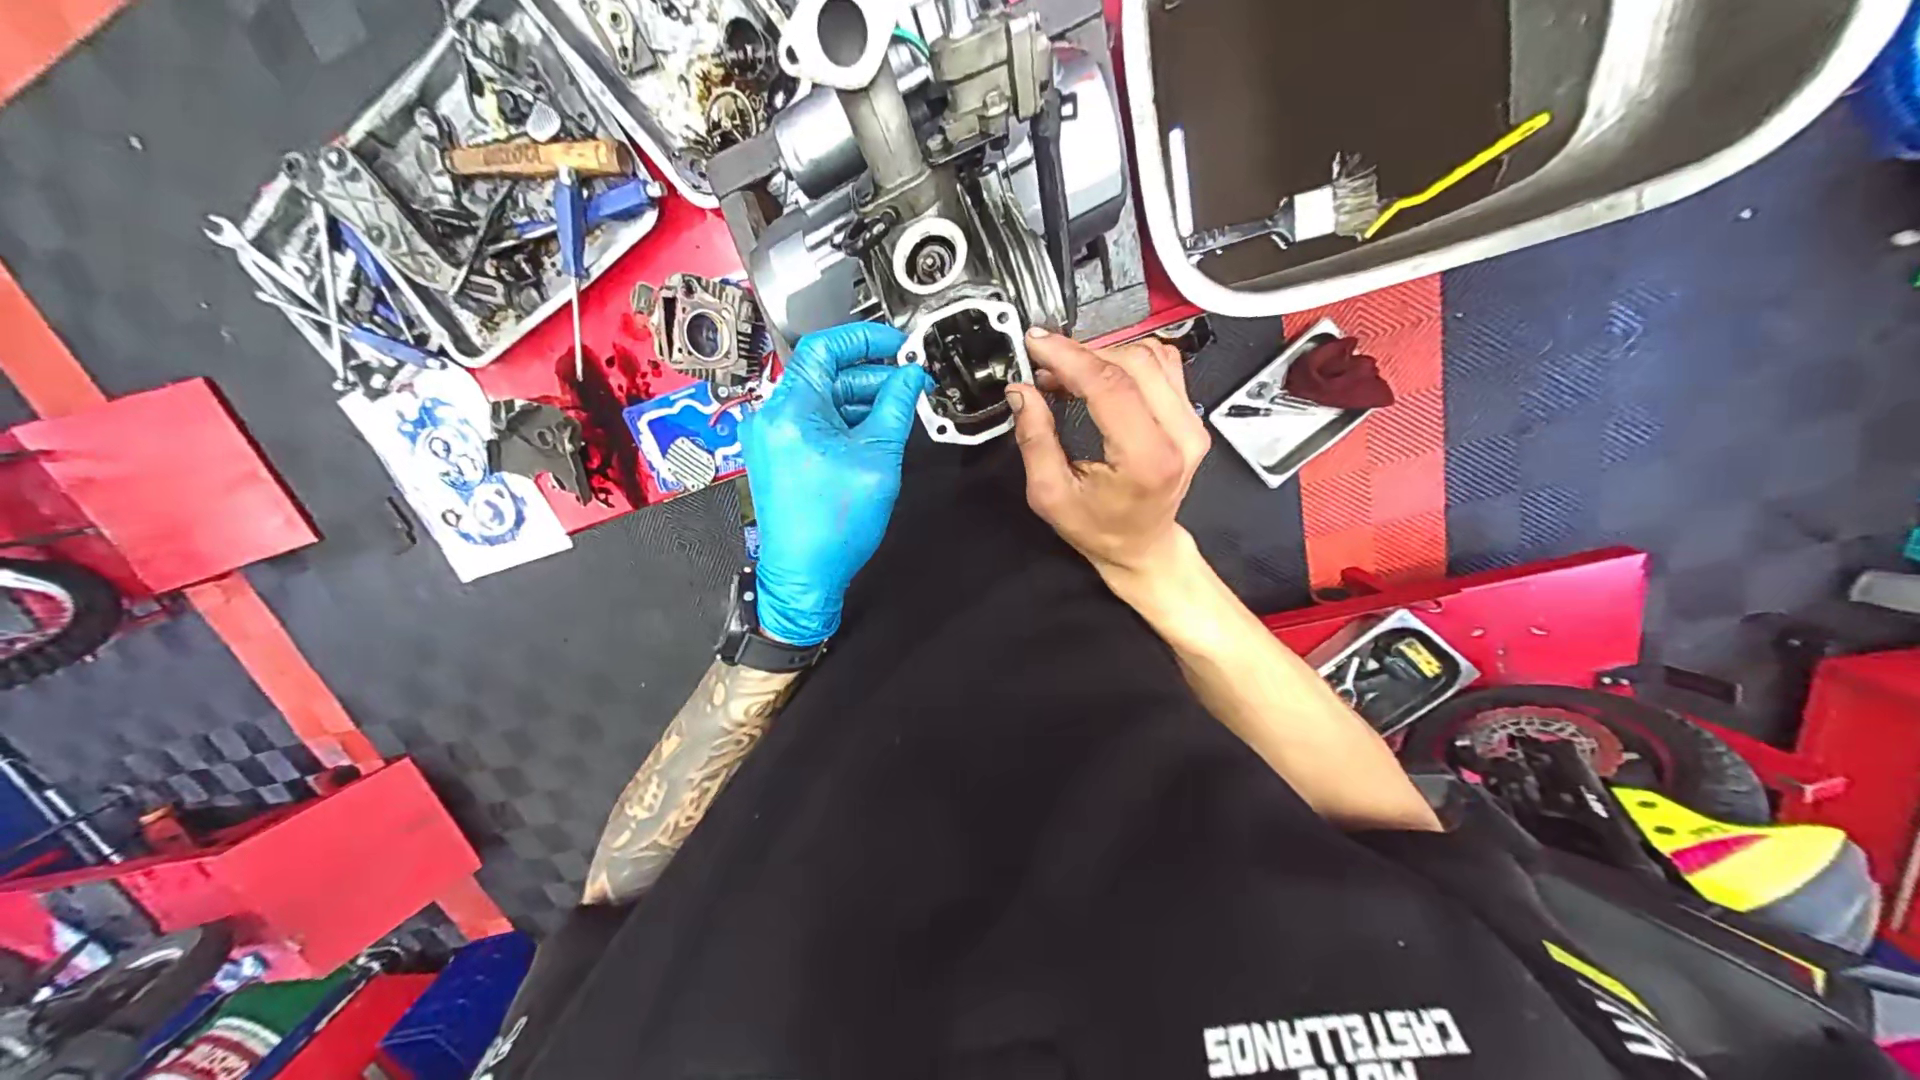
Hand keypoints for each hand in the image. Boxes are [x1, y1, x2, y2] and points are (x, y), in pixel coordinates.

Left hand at [742, 322, 931, 646]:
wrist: (804, 573)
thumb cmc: (830, 531)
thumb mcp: (878, 460)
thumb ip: (896, 408)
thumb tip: (909, 378)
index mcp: (791, 413)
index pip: (824, 347)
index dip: (865, 339)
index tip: (895, 344)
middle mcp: (773, 417)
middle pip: (827, 373)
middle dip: (872, 376)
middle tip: (909, 383)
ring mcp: (774, 434)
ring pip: (824, 397)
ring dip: (862, 398)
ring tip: (898, 410)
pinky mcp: (782, 450)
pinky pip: (817, 419)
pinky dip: (847, 419)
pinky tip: (875, 428)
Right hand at [1005, 329, 1209, 589]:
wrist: (1142, 546)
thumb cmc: (1101, 530)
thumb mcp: (1050, 494)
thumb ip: (1035, 438)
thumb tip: (1022, 392)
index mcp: (1147, 459)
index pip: (1110, 385)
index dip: (1069, 357)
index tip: (1038, 344)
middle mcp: (1180, 436)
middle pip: (1132, 361)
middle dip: (1081, 354)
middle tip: (1045, 364)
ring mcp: (1192, 424)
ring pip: (1150, 356)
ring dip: (1103, 354)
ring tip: (1067, 372)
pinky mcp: (1191, 416)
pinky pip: (1162, 367)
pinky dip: (1125, 360)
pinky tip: (1098, 375)